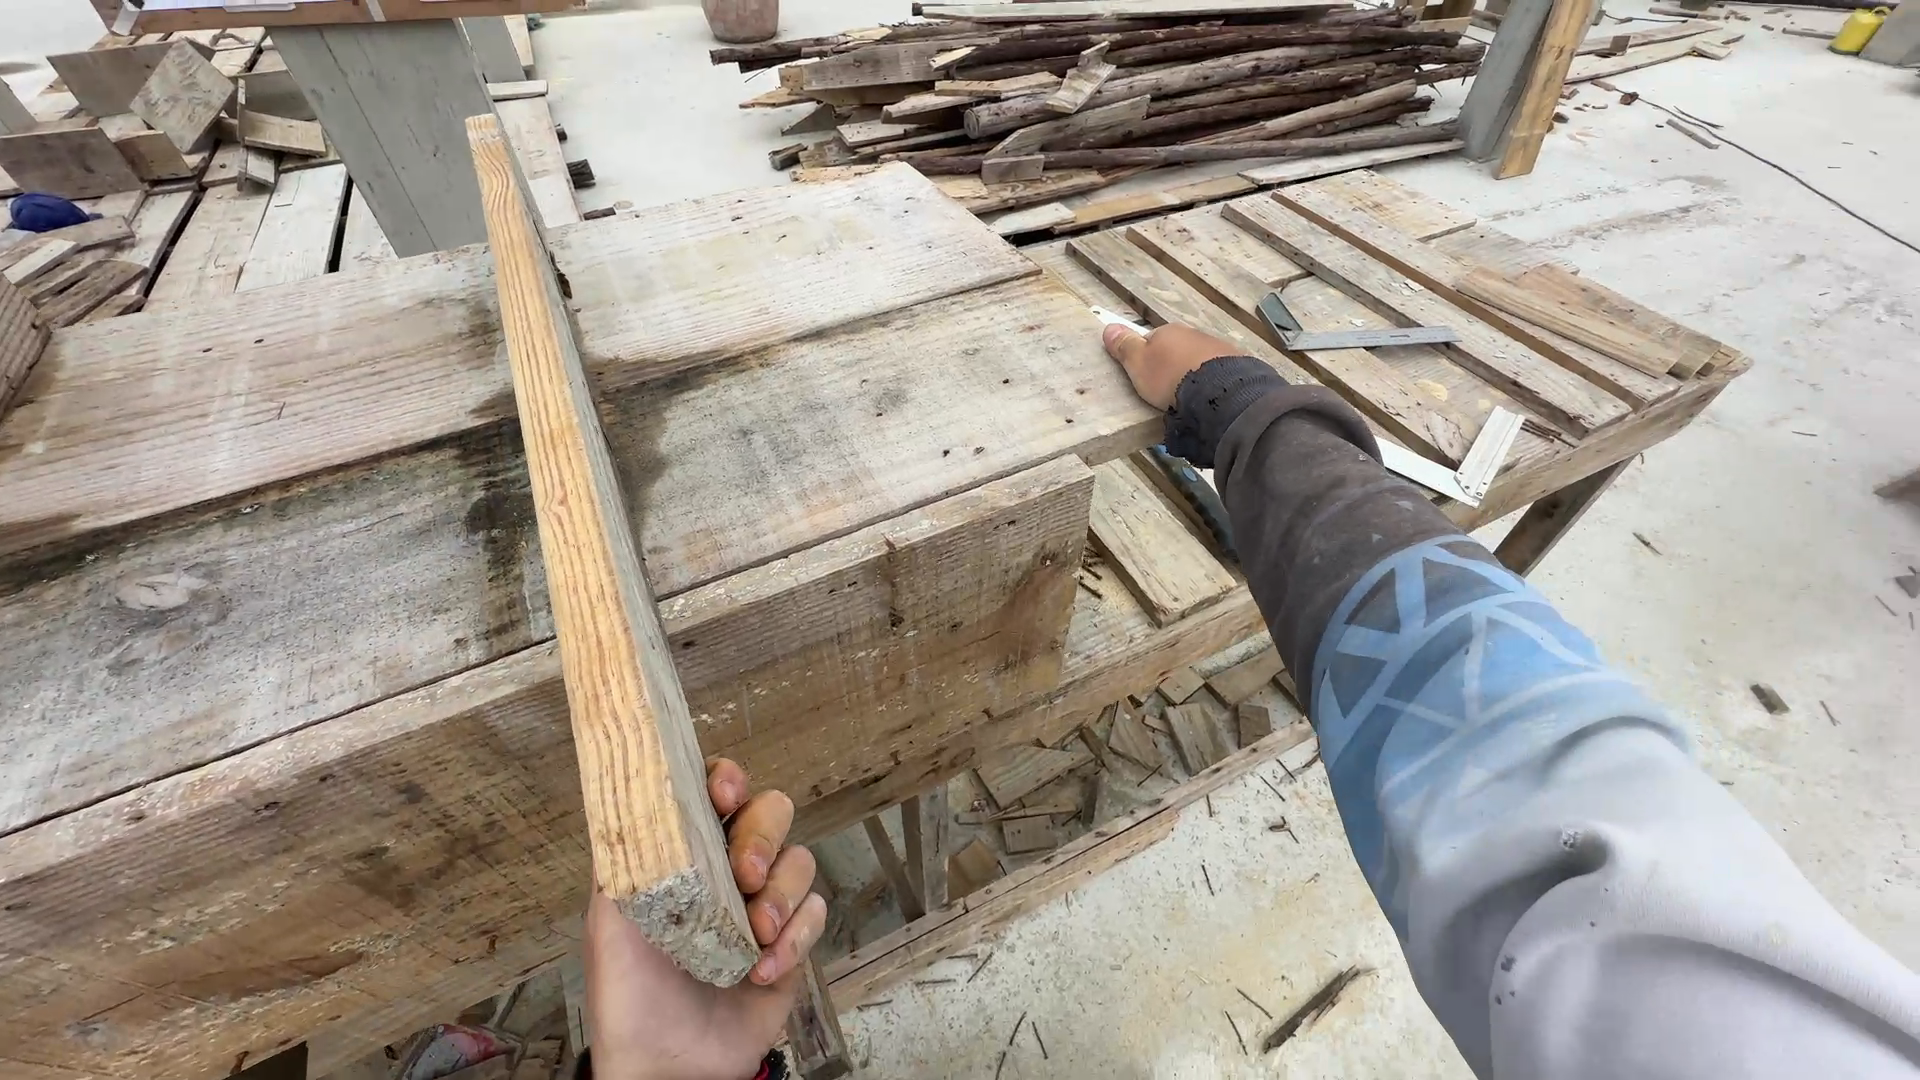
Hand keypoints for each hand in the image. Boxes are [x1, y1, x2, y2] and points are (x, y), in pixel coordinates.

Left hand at [584, 759, 827, 1079]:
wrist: (666, 1069)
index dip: (728, 781)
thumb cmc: (630, 995)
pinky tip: (764, 971)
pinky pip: (816, 912)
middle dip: (764, 836)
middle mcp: (734, 867)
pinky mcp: (795, 940)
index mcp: (692, 853)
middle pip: (774, 811)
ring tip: (758, 937)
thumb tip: (633, 799)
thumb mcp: (610, 922)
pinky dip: (796, 938)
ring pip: (801, 860)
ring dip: (782, 894)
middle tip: (745, 875)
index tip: (723, 795)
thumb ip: (624, 859)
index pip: (720, 792)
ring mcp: (767, 902)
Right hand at [1102, 322, 1242, 409]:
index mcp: (1167, 332)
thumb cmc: (1169, 376)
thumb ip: (1124, 346)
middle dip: (1171, 364)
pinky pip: (1217, 371)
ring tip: (1187, 396)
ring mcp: (1216, 348)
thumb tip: (1109, 327)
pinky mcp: (1234, 365)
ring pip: (1197, 359)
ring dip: (1192, 372)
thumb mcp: (1138, 364)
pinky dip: (1210, 380)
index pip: (1150, 339)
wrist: (1216, 390)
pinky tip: (1207, 395)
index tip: (1143, 376)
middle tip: (1165, 389)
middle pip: (1176, 348)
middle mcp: (1193, 334)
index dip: (1145, 357)